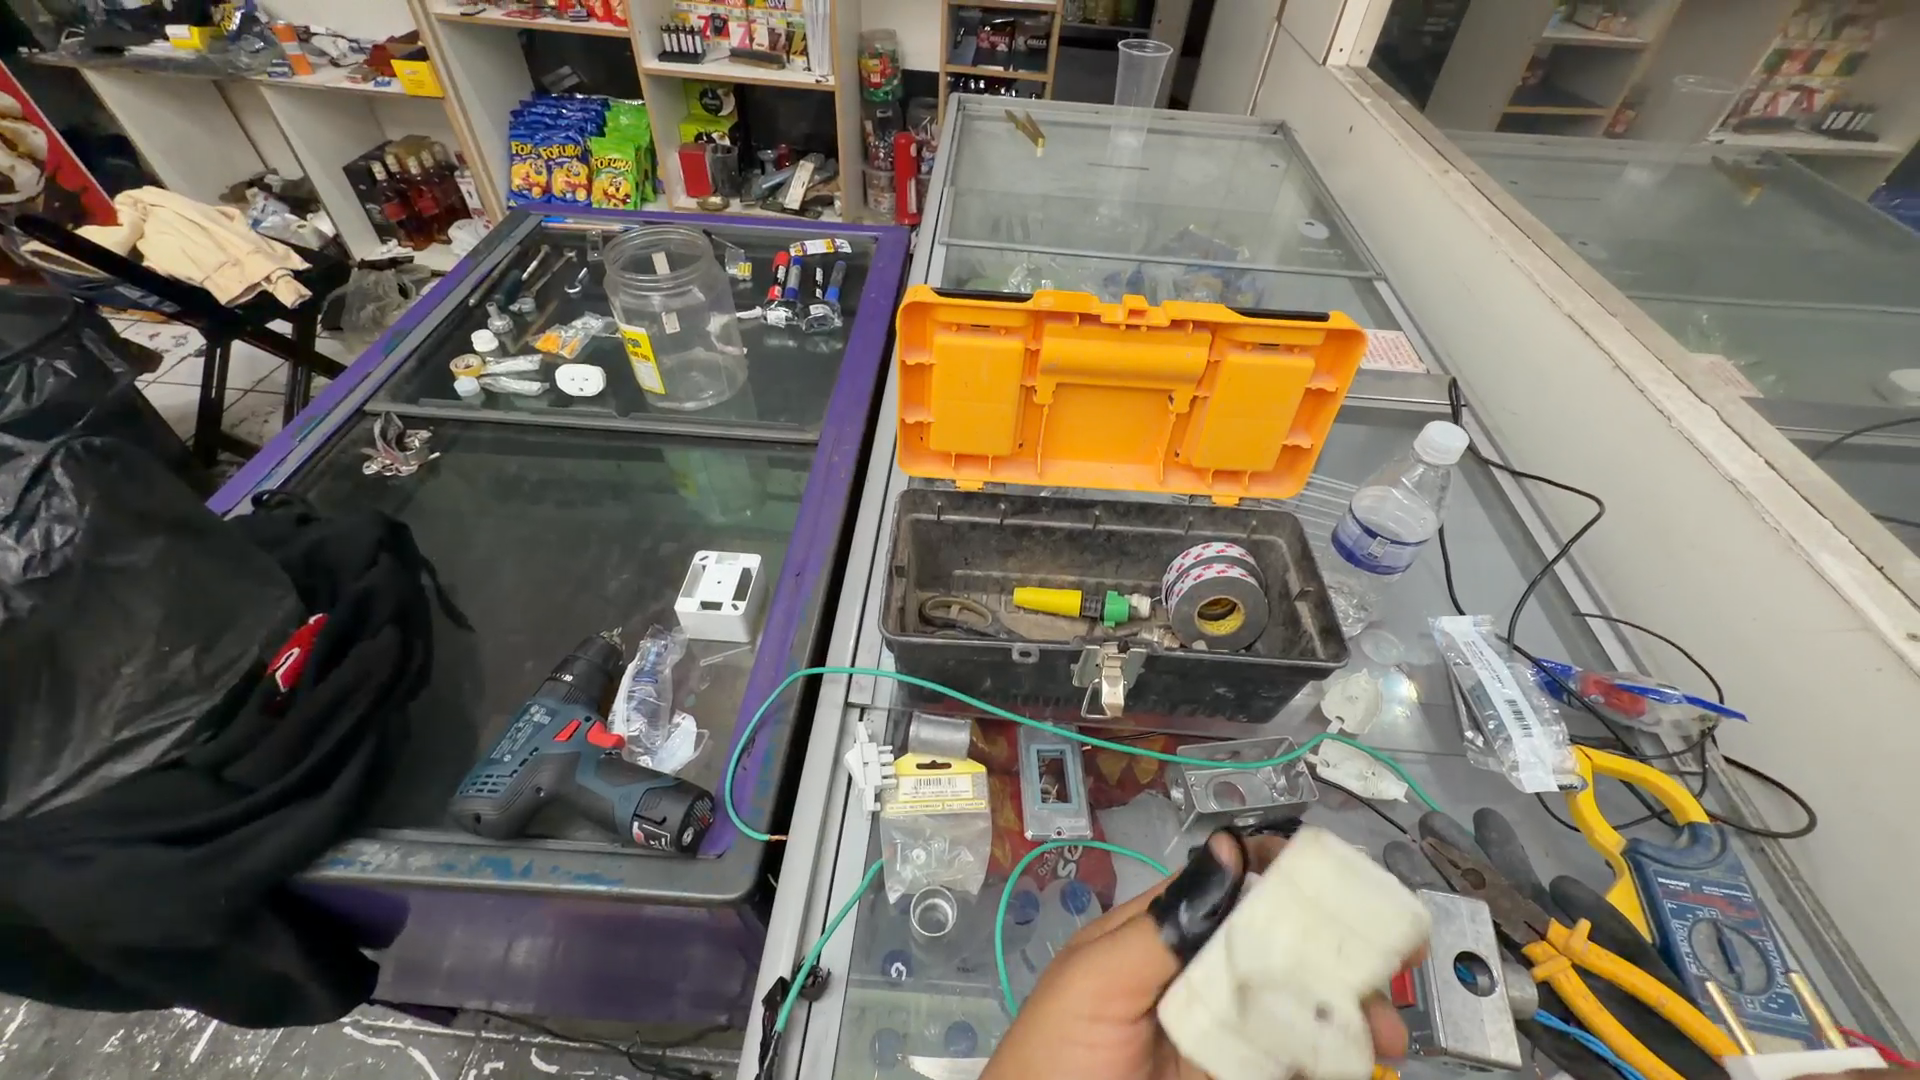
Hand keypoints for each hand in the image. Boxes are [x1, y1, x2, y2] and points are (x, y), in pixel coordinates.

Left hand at [983, 831, 1414, 1079]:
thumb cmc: (1057, 1056)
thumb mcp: (1098, 979)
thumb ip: (1163, 923)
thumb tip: (1228, 847)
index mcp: (1159, 937)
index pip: (1226, 893)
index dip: (1277, 878)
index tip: (1332, 880)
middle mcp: (1194, 979)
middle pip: (1273, 951)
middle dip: (1331, 951)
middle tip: (1387, 962)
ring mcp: (1218, 1036)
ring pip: (1293, 1010)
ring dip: (1345, 1012)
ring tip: (1385, 1028)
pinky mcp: (1235, 1078)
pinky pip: (1289, 1063)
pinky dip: (1327, 1061)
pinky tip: (1359, 1060)